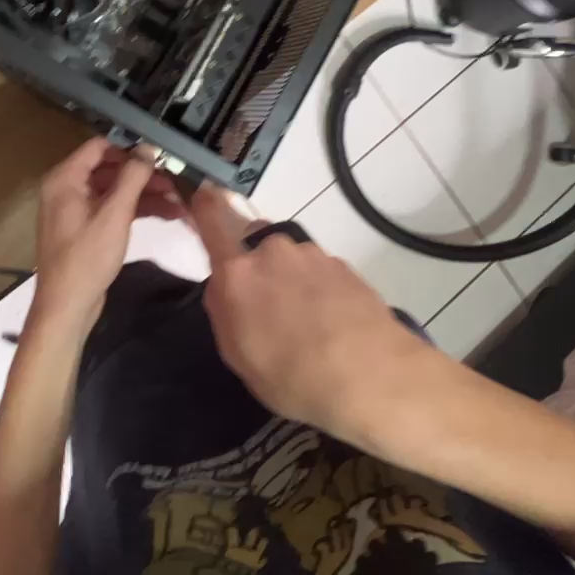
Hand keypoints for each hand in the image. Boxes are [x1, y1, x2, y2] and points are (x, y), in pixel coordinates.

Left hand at [32, 139, 178, 328]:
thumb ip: (132, 177)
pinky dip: (136, 209)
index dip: (130, 146)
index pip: (100, 146)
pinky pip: (113, 208)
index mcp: (65, 179)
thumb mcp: (114, 214)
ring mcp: (77, 209)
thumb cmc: (87, 258)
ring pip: (115, 190)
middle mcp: (67, 188)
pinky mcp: (87, 227)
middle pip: (111, 168)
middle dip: (144, 174)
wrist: (68, 306)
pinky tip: (166, 214)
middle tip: (175, 180)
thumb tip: (148, 148)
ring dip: (145, 194)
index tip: (160, 151)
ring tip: (178, 201)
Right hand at [188, 188, 447, 442]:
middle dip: (256, 268)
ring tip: (307, 325)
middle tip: (268, 309)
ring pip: (289, 259)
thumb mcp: (238, 356)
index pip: (211, 217)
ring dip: (290, 281)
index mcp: (237, 271)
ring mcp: (312, 254)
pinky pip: (318, 271)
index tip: (202, 198)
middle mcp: (272, 250)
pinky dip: (319, 290)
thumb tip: (224, 286)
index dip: (204, 205)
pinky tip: (332, 325)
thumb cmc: (292, 376)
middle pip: (254, 245)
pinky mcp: (344, 264)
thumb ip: (223, 311)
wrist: (372, 376)